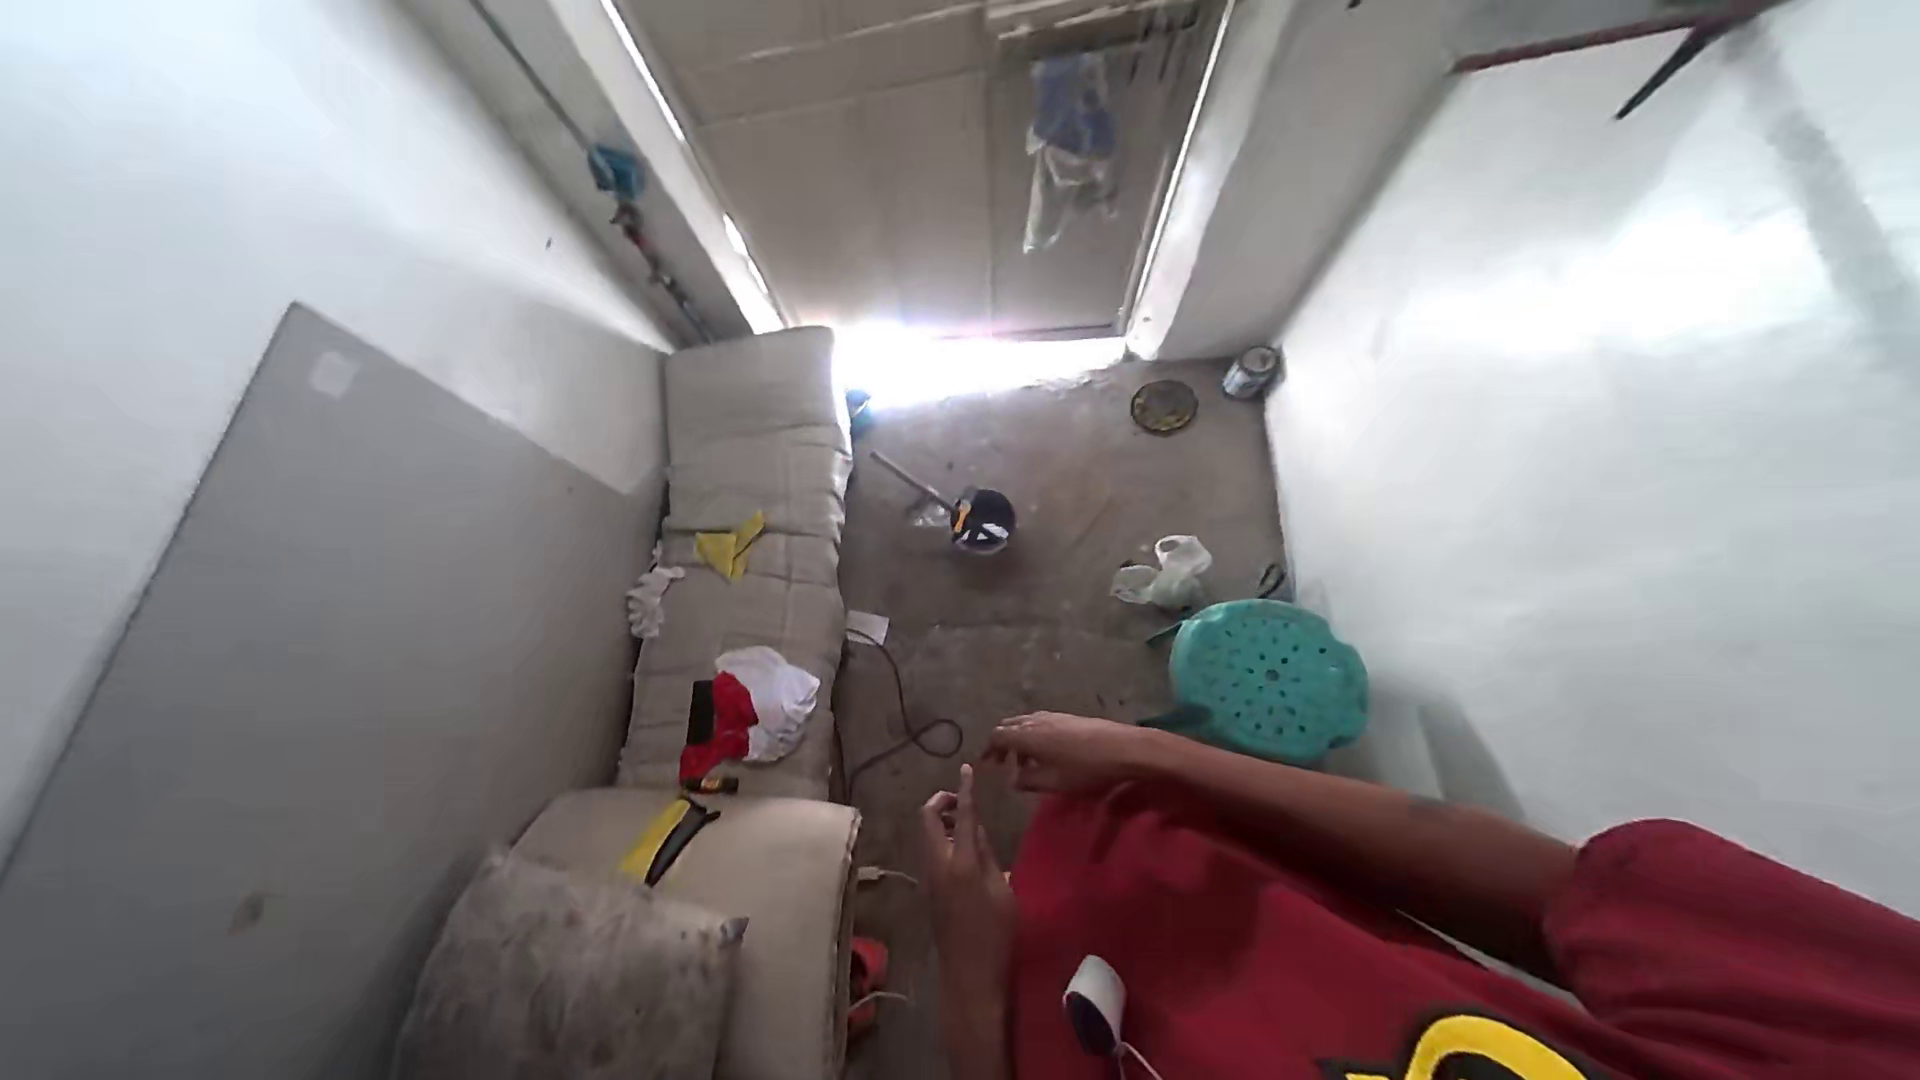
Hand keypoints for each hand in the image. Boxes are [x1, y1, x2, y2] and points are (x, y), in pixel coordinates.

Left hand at [921, 764, 1015, 1061]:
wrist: (970, 980)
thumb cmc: (997, 937)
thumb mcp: (1003, 891)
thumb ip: (989, 856)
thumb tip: (978, 830)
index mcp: (962, 862)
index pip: (964, 814)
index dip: (965, 788)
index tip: (966, 768)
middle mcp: (939, 864)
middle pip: (929, 817)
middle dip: (943, 801)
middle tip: (962, 798)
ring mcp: (930, 878)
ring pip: (928, 834)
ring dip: (943, 820)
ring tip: (968, 822)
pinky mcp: (930, 891)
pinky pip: (931, 851)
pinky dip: (944, 838)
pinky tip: (965, 850)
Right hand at [985, 711, 1163, 793]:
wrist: (1124, 748)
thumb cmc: (1086, 769)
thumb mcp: (1054, 783)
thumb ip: (1028, 780)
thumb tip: (1012, 778)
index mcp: (1028, 735)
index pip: (997, 735)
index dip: (989, 749)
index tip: (988, 763)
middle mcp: (1036, 720)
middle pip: (1009, 726)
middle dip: (1002, 742)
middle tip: (1003, 762)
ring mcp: (1053, 716)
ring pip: (1025, 723)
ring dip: (1019, 740)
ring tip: (1026, 762)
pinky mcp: (1068, 717)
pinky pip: (1040, 723)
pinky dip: (1034, 736)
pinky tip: (1047, 753)